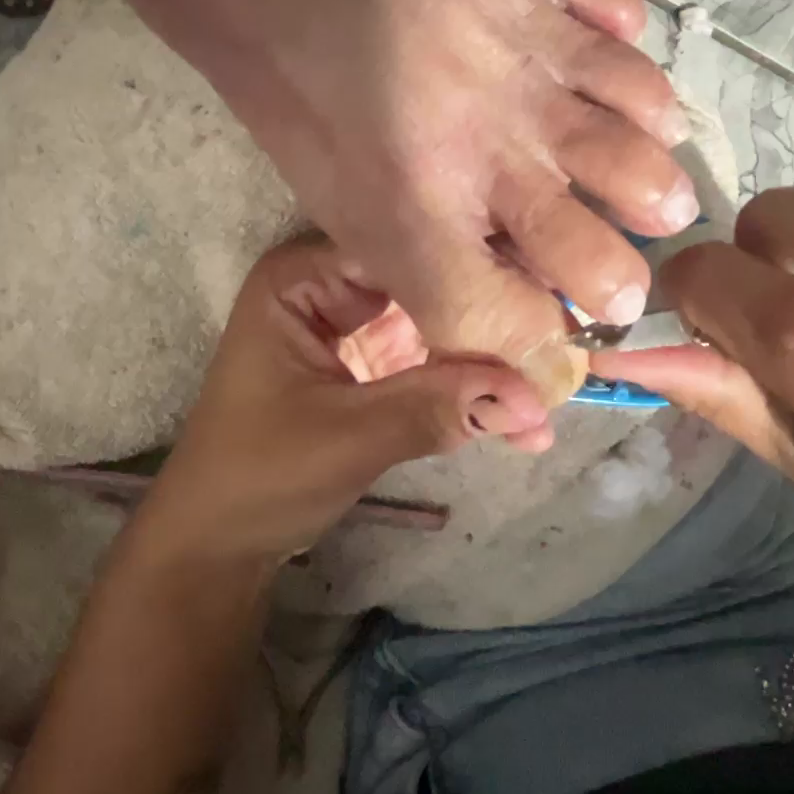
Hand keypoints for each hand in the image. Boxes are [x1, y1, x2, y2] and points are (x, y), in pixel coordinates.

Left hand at [133, 237, 549, 564]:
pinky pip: (431, 361)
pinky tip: (523, 410)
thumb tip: (533, 396)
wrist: (219, 544)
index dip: (475, 273)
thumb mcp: (347, 437)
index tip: (553, 300)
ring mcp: (352, 326)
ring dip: (488, 360)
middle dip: (492, 320)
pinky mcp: (370, 365)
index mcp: (300, 277)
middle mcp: (327, 286)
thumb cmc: (258, 478)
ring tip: (559, 384)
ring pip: (436, 324)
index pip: (402, 249)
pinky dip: (469, 387)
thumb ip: (435, 407)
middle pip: (426, 283)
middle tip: (574, 345)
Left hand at [207, 0, 695, 405]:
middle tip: (612, 274)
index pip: (513, 328)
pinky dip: (627, 55)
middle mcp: (498, 153)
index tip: (547, 332)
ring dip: (650, 175)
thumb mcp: (331, 197)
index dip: (539, 348)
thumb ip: (417, 258)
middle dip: (617, 285)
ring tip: (641, 183)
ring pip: (647, 143)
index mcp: (416, 221)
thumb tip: (494, 303)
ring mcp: (537, 56)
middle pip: (605, 263)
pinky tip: (601, 67)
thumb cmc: (288, 78)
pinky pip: (625, 23)